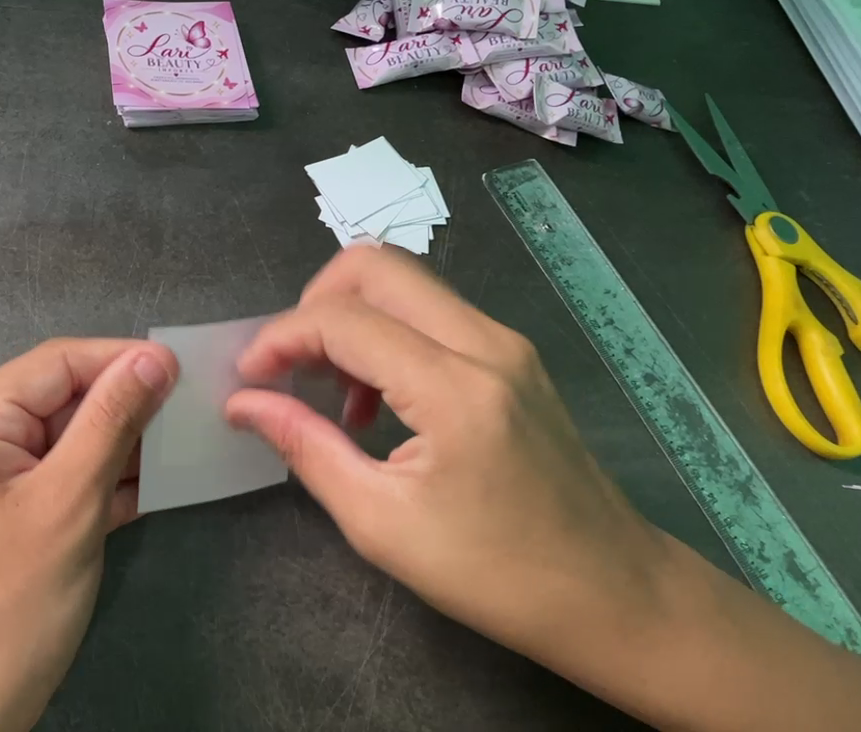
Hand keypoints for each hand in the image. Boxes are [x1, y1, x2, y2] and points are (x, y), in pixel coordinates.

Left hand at [0, 338, 177, 731]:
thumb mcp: (68, 502)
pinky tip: (159, 478)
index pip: (54, 364)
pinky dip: (108, 477)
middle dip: (124, 402)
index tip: (181, 365)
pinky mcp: (16, 511)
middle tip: (191, 404)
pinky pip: (67, 475)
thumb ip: (111, 422)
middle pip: (62, 398)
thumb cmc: (10, 603)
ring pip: (70, 437)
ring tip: (184, 437)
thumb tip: (153, 357)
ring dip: (123, 441)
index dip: (118, 358)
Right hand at [227, 245, 860, 731]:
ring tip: (332, 389)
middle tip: (290, 363)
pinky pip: (430, 310)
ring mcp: (505, 342)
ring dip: (349, 315)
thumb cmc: (495, 574)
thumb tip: (243, 403)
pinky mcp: (512, 353)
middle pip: (375, 265)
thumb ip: (305, 447)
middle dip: (313, 301)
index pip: (342, 320)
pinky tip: (376, 397)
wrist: (617, 595)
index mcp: (453, 389)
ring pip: (404, 279)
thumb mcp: (380, 523)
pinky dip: (384, 331)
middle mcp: (484, 343)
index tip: (248, 378)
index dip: (279, 338)